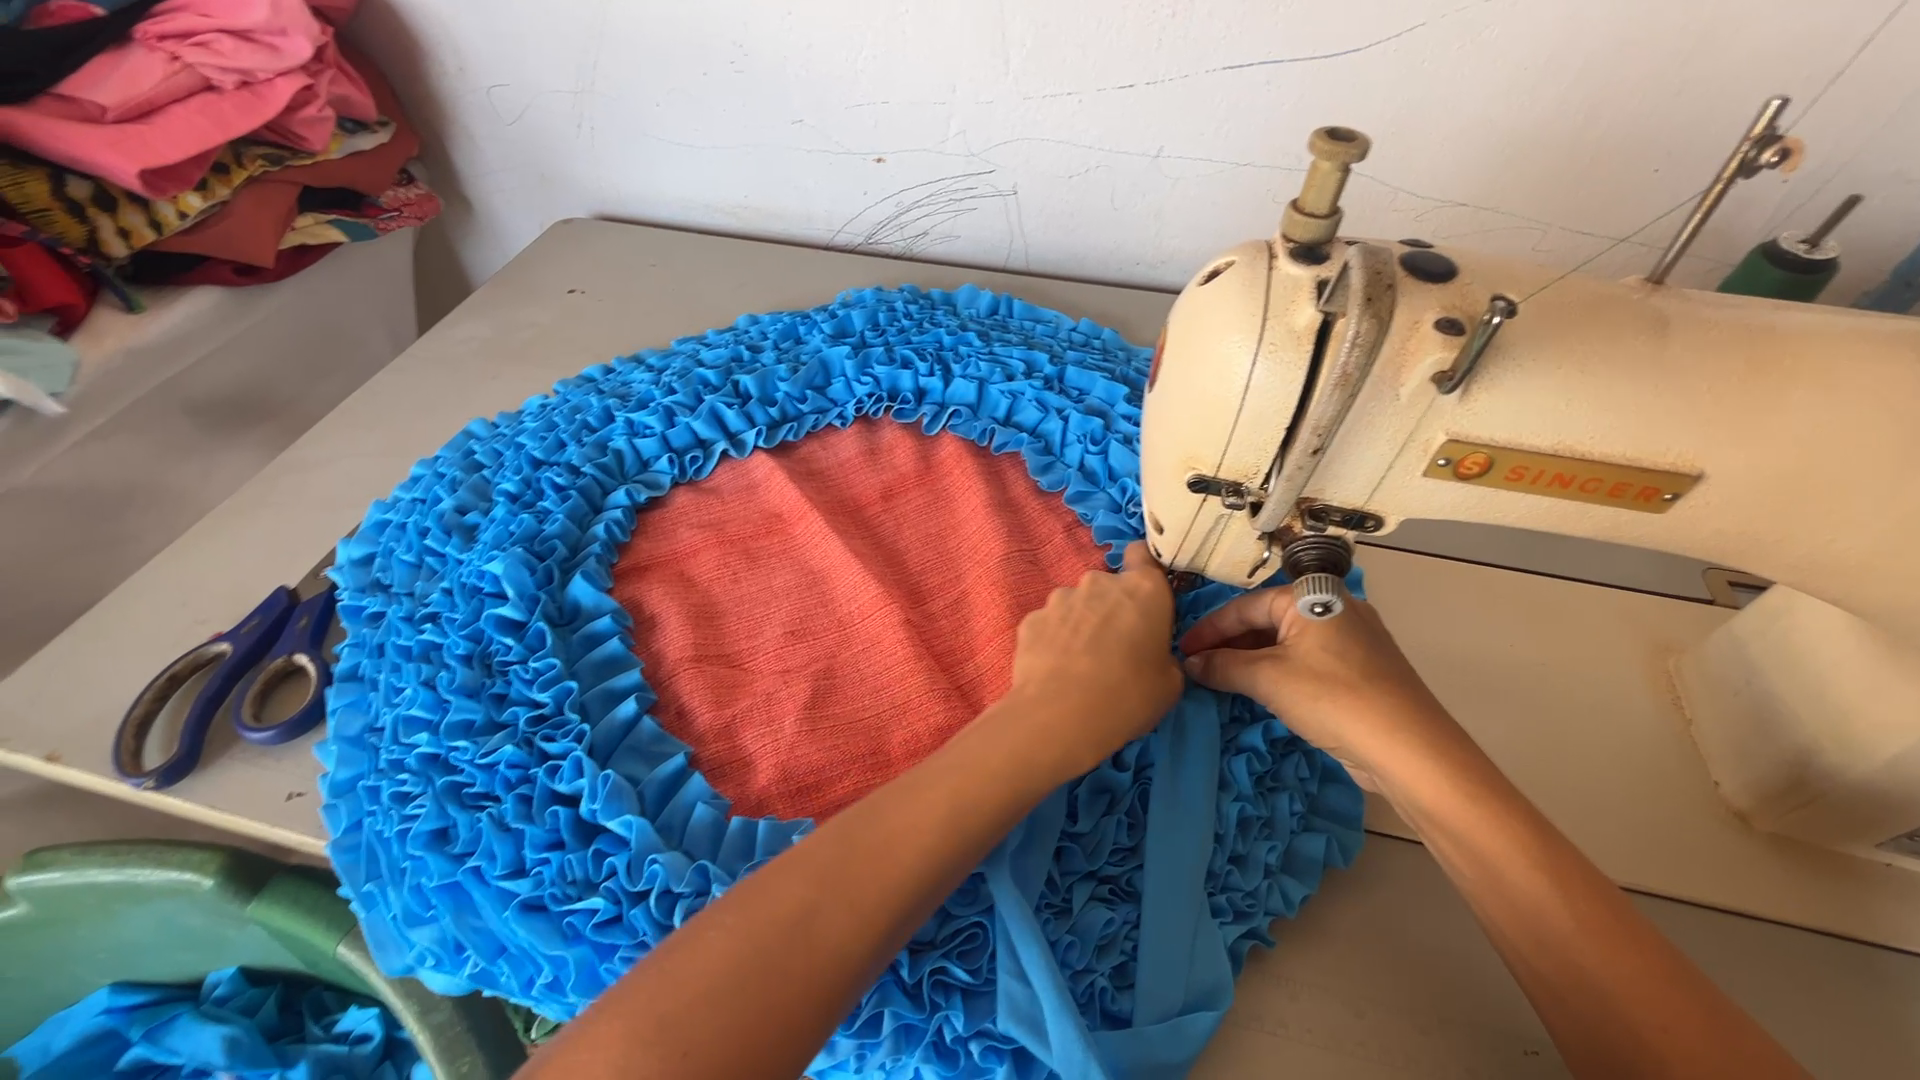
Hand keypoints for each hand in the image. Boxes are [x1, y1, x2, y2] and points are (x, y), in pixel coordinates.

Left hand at [1002, 541, 1184, 780]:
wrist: (1061, 716)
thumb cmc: (1130, 696)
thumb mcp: (1170, 682)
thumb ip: (1163, 654)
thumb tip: (1150, 653)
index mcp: (1143, 589)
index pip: (1144, 554)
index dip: (1144, 570)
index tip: (1144, 598)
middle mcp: (1099, 582)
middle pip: (1109, 587)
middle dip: (1112, 609)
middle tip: (1115, 649)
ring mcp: (1059, 598)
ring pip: (1076, 605)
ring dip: (1081, 624)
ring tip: (1080, 664)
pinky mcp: (1030, 619)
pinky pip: (1049, 625)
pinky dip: (1053, 641)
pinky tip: (1055, 670)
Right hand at [1177, 582, 1461, 786]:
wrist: (1409, 748)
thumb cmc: (1332, 698)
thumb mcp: (1267, 679)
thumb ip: (1222, 667)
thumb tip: (1189, 664)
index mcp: (1311, 594)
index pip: (1244, 605)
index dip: (1208, 629)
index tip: (1181, 651)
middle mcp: (1334, 605)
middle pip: (1266, 619)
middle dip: (1229, 644)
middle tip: (1197, 667)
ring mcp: (1352, 636)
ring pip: (1287, 641)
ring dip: (1251, 659)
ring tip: (1220, 680)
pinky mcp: (1361, 666)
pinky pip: (1306, 659)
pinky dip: (1277, 670)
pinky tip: (1258, 689)